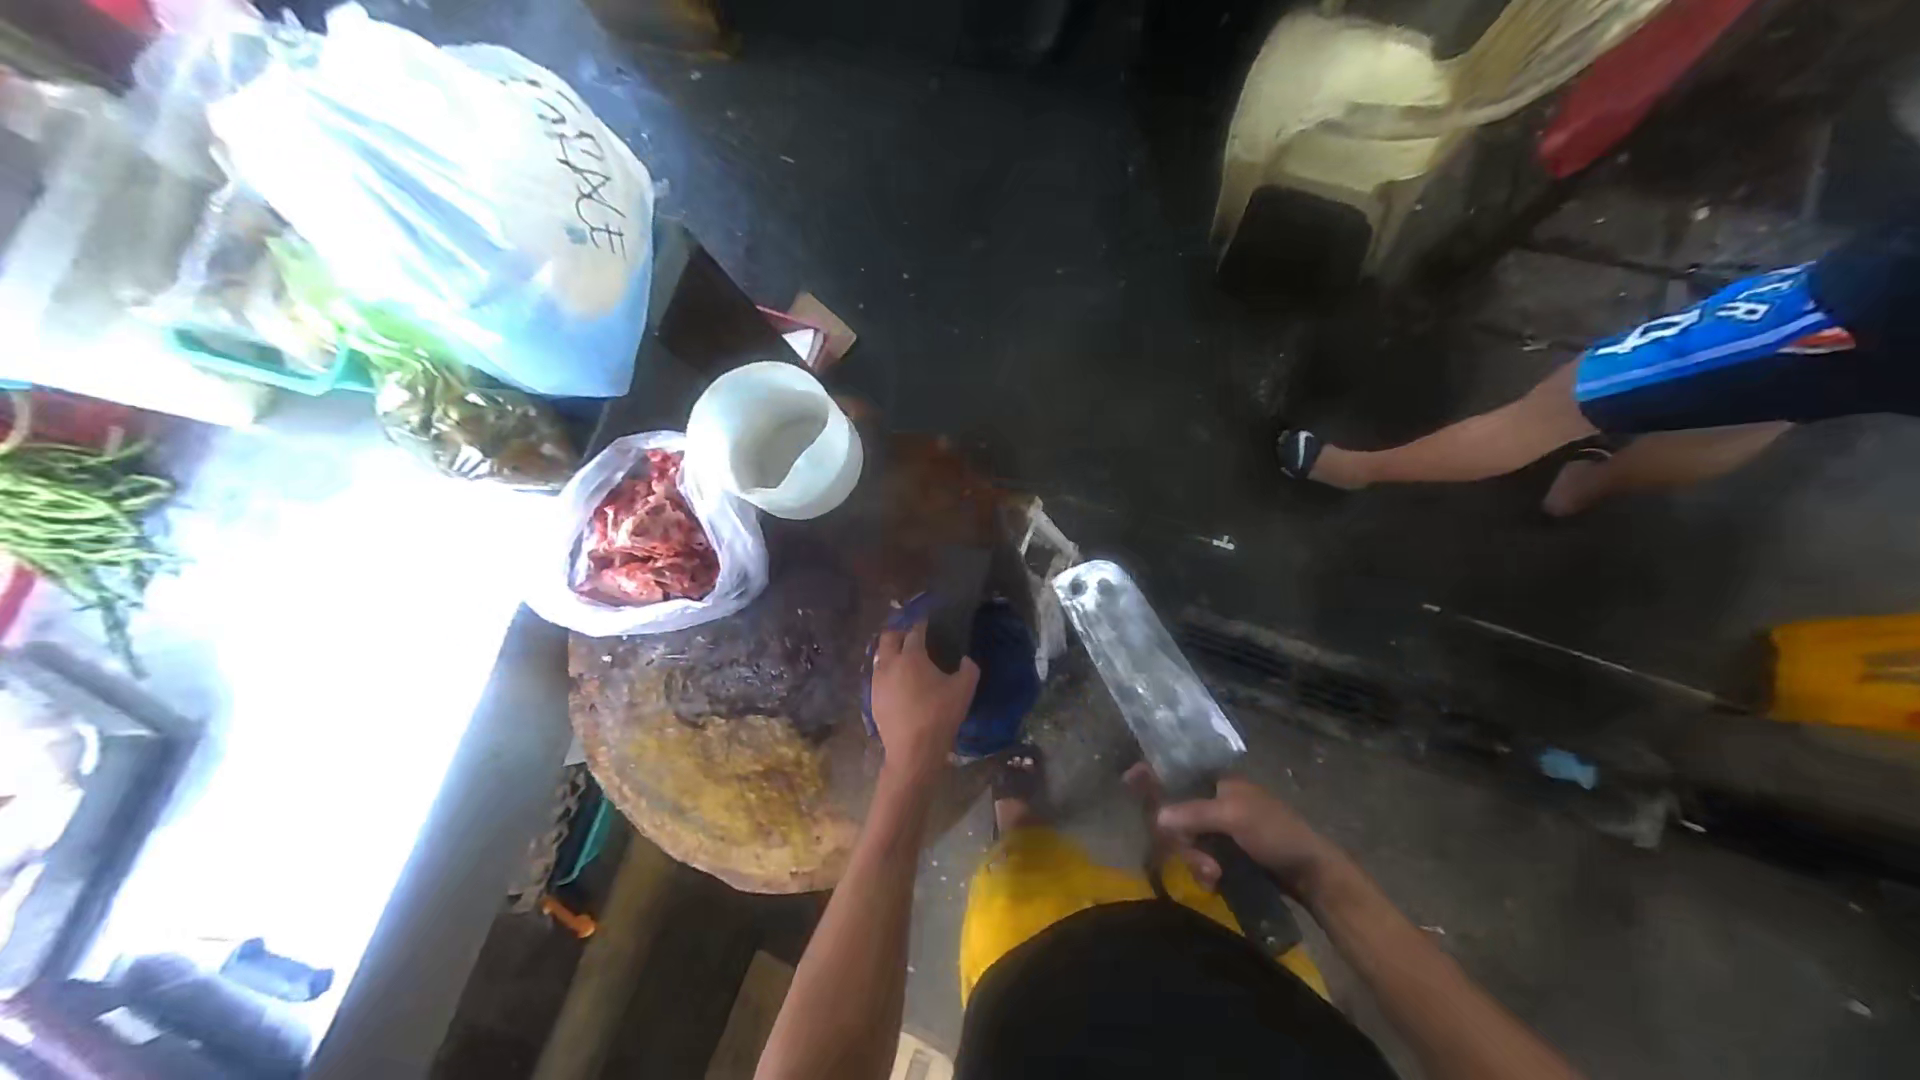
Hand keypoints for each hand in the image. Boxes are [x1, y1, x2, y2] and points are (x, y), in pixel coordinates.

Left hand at [871, 621, 979, 779]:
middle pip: (888, 637)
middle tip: (912, 636)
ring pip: (880, 657)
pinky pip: (878, 677)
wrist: (913, 751)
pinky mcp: (872, 699)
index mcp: (911, 656)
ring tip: (904, 658)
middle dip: (900, 632)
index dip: (922, 625)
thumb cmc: (940, 715)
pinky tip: (898, 682)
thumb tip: (966, 660)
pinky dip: (887, 672)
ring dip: (890, 652)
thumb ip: (968, 669)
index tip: (928, 622)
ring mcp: (877, 682)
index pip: (915, 631)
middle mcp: (889, 663)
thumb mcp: (964, 690)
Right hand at [1125, 765, 1347, 899]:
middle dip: (1182, 838)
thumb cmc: (1276, 833)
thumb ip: (1194, 813)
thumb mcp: (1235, 817)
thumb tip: (1156, 817)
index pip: (1177, 770)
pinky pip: (1198, 856)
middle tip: (1198, 859)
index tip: (1129, 779)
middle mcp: (1214, 799)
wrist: (1313, 874)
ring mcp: (1219, 827)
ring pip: (1185, 838)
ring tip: (1214, 876)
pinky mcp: (1225, 852)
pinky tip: (1216, 883)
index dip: (1153, 773)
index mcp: (1218, 780)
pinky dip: (1203, 870)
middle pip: (1176, 811)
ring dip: (1195, 859)